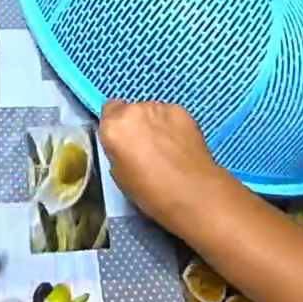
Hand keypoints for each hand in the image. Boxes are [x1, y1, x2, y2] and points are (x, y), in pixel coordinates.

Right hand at [98, 100, 240, 233]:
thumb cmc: (151, 192)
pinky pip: (170, 114)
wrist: (194, 194)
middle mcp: (133, 110)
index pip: (108, 110)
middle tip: (146, 146)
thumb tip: (125, 145)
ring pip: (151, 111)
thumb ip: (117, 150)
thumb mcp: (119, 175)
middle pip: (130, 110)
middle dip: (136, 124)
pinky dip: (172, 126)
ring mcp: (158, 107)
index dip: (116, 125)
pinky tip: (180, 145)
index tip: (124, 139)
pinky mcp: (180, 110)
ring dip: (154, 124)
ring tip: (167, 147)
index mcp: (113, 127)